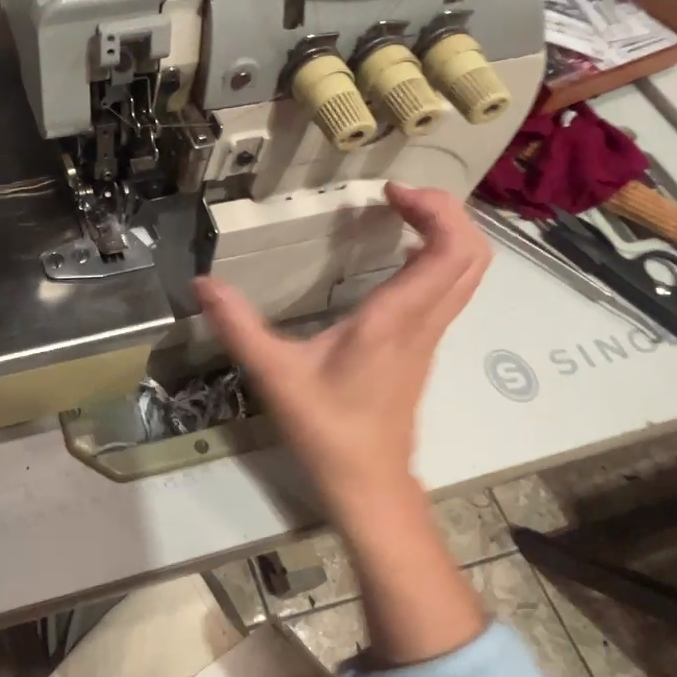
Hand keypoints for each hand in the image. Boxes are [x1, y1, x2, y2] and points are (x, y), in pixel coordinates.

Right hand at [193, 183, 489, 511]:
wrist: (368, 483)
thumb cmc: (328, 430)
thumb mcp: (275, 375)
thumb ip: (239, 327)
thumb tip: (203, 283)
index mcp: (395, 320)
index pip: (450, 253)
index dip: (435, 210)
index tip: (391, 193)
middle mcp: (423, 322)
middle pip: (473, 255)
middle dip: (446, 212)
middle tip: (399, 197)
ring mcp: (429, 336)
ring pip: (466, 273)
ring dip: (444, 234)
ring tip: (397, 216)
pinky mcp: (422, 347)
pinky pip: (448, 289)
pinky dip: (434, 258)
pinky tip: (391, 259)